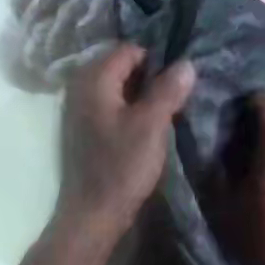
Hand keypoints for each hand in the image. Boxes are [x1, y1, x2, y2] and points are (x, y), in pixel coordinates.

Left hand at [55, 44, 195, 242]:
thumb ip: (168, 90)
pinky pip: (110, 109)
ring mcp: (78, 112)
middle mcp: (79, 88)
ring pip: (116, 90)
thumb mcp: (151, 126)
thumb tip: (186, 63)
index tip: (179, 82)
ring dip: (140, 98)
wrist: (93, 214)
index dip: (157, 61)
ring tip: (164, 115)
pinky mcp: (83, 133)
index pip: (129, 50)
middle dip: (149, 79)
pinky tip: (144, 131)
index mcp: (93, 79)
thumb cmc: (121, 168)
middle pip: (121, 68)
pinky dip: (128, 113)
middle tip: (175, 98)